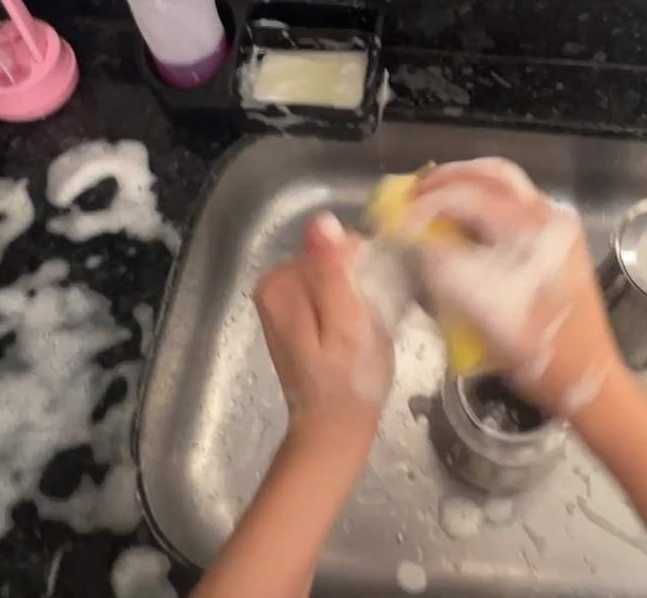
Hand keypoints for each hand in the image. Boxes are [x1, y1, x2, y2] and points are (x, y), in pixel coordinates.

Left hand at [253, 211, 395, 453]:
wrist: (335, 426)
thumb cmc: (348, 379)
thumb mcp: (346, 323)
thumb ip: (333, 271)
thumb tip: (321, 221)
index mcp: (280, 283)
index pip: (336, 244)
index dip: (364, 266)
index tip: (373, 299)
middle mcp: (273, 283)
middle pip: (332, 254)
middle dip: (358, 277)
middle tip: (369, 317)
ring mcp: (282, 296)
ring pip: (334, 268)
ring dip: (356, 288)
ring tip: (364, 323)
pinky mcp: (294, 309)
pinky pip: (329, 285)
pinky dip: (348, 298)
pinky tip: (355, 325)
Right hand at [405, 159, 624, 415]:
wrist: (591, 378)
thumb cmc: (544, 351)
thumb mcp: (487, 314)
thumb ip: (447, 271)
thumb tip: (415, 241)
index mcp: (536, 230)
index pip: (472, 195)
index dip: (430, 202)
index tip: (401, 216)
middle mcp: (550, 217)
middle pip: (493, 174)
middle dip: (448, 178)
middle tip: (414, 192)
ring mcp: (556, 226)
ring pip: (505, 185)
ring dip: (466, 186)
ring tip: (432, 200)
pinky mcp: (556, 241)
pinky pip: (514, 205)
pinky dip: (482, 202)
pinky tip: (462, 221)